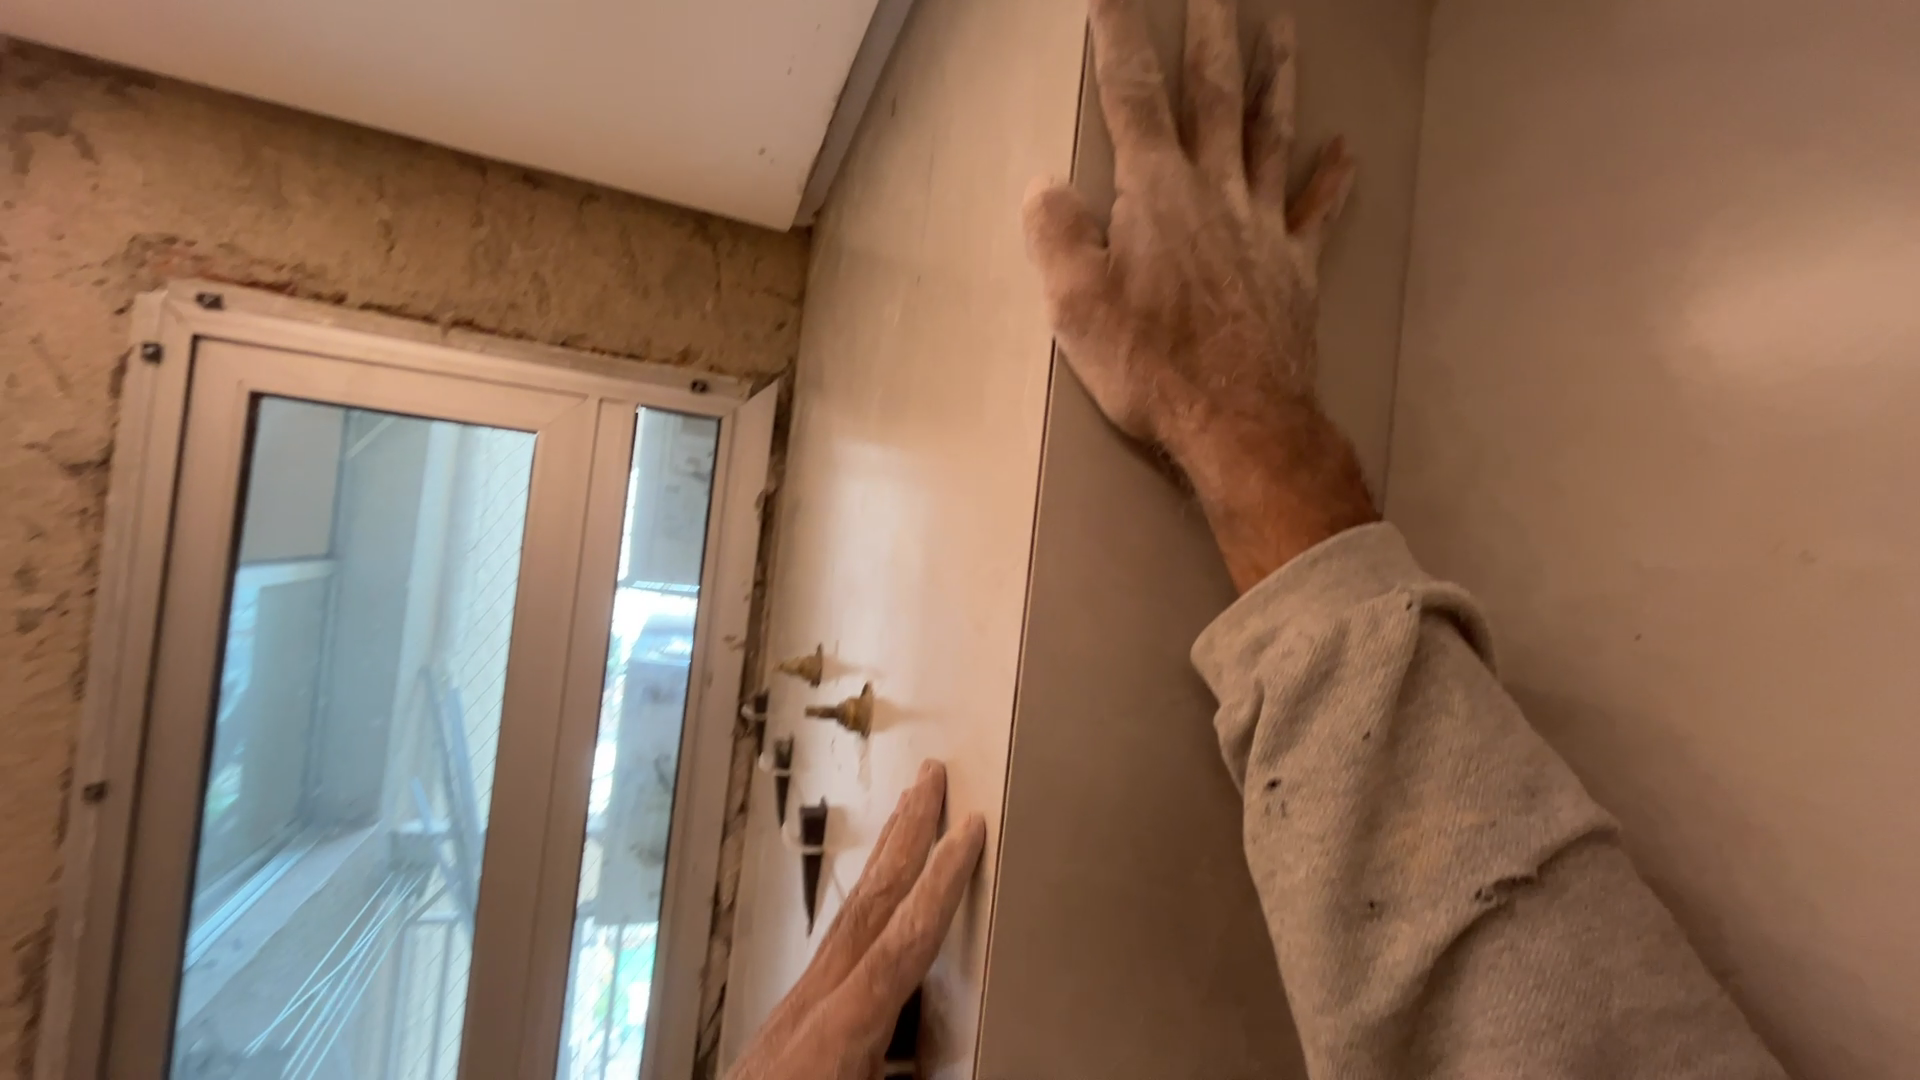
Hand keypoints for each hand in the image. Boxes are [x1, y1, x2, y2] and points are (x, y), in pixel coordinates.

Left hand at [728, 762, 986, 1079]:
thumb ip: (914, 1076)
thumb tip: (955, 1056)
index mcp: (836, 1036)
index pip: (901, 942)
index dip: (941, 883)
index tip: (969, 828)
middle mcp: (815, 1003)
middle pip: (872, 900)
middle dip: (906, 832)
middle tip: (930, 775)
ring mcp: (799, 1004)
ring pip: (853, 912)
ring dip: (887, 855)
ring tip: (910, 811)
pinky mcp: (793, 1016)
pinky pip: (841, 937)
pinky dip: (869, 898)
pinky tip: (879, 894)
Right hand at [1022, 0, 1376, 590]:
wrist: (1235, 418)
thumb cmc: (1150, 365)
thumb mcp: (1076, 308)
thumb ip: (1056, 238)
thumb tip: (1044, 187)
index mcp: (1156, 196)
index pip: (1132, 97)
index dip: (1119, 37)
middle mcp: (1214, 194)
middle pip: (1215, 95)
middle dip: (1210, 33)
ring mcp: (1261, 228)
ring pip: (1271, 135)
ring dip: (1275, 79)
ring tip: (1282, 30)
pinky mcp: (1293, 269)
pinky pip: (1315, 212)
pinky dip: (1330, 180)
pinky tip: (1345, 151)